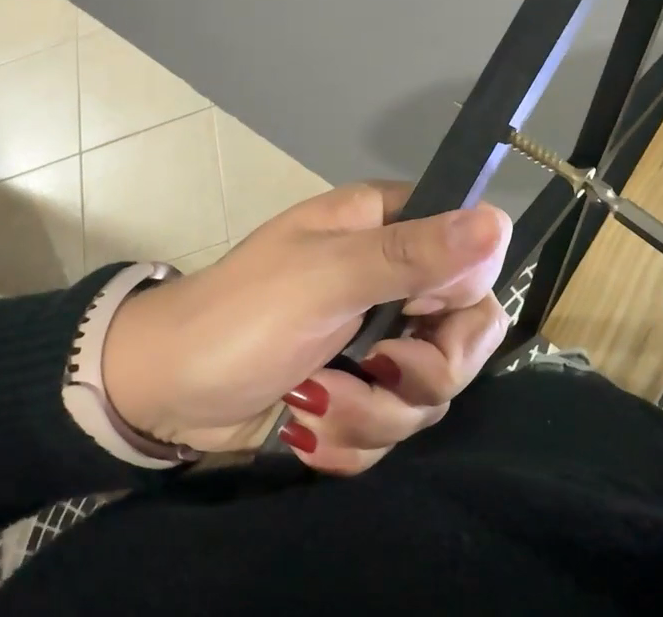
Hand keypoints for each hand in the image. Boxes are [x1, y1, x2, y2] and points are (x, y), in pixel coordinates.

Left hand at [100, 181, 510, 473]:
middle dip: (422, 373)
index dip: (457, 299)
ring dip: (374, 414)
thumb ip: (414, 254)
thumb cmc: (240, 316)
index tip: (411, 316)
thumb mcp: (326, 278)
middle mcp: (397, 282)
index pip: (476, 259)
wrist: (161, 394)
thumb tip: (500, 221)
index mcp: (391, 230)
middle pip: (468, 334)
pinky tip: (310, 431)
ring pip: (434, 391)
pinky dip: (355, 440)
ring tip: (314, 406)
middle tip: (377, 371)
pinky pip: (398, 427)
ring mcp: (382, 341)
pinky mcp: (364, 395)